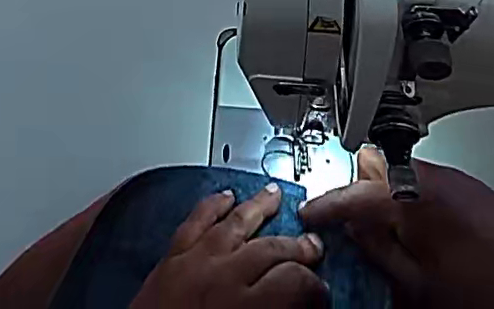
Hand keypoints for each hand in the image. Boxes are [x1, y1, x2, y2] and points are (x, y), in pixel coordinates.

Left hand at [130, 183, 327, 307]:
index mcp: (243, 306)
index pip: (292, 283)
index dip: (313, 286)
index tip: (321, 292)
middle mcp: (221, 276)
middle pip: (269, 249)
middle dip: (296, 247)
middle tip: (313, 246)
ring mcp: (195, 259)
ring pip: (235, 222)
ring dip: (257, 208)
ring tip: (274, 195)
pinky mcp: (172, 255)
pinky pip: (196, 220)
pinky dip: (212, 204)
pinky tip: (225, 196)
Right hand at [299, 147, 493, 308]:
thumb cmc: (491, 301)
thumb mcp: (417, 288)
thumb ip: (377, 250)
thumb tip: (353, 230)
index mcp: (412, 195)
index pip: (353, 191)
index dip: (326, 205)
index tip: (311, 213)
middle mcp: (432, 175)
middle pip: (374, 163)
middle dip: (360, 191)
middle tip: (356, 226)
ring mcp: (456, 179)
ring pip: (401, 170)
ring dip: (388, 195)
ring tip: (395, 239)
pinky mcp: (475, 189)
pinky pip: (428, 182)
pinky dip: (416, 201)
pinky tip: (426, 237)